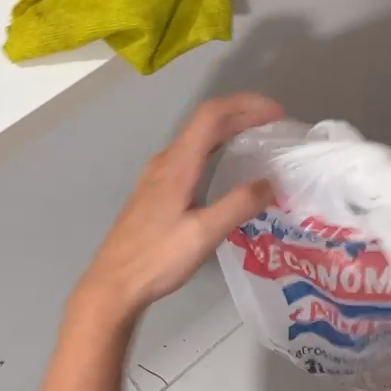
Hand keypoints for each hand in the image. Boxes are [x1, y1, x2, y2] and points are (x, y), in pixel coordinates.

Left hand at [72, 94, 283, 328]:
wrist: (113, 284)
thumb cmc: (157, 258)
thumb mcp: (204, 234)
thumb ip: (239, 205)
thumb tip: (271, 182)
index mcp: (178, 165)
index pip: (212, 115)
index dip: (246, 105)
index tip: (277, 113)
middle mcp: (166, 162)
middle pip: (206, 123)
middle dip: (242, 115)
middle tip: (276, 125)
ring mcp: (157, 176)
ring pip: (197, 139)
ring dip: (229, 131)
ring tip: (258, 141)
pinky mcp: (155, 192)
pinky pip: (190, 156)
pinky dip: (215, 150)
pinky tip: (227, 169)